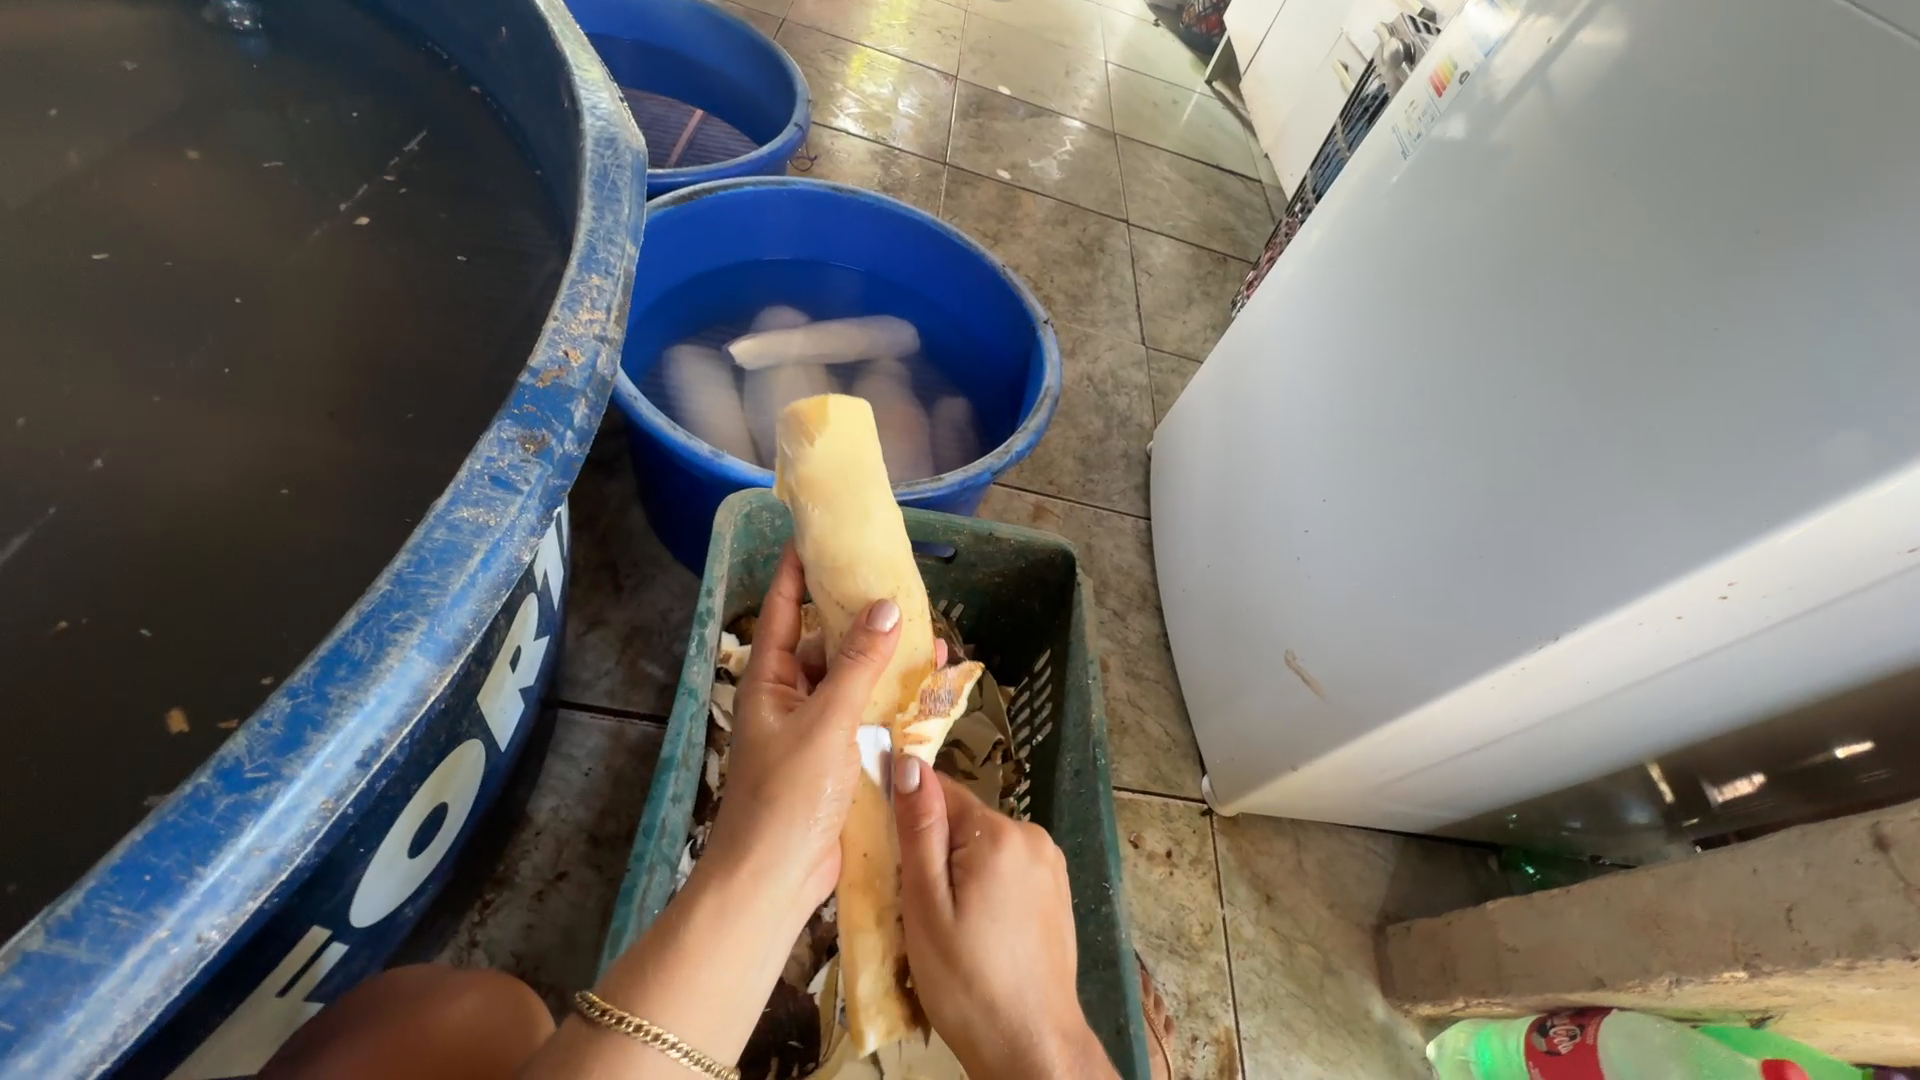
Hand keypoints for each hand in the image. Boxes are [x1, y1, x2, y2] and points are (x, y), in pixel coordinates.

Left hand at [703, 546, 902, 918]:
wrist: (776, 879)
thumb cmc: (787, 795)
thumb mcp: (824, 722)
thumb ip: (858, 664)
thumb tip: (887, 606)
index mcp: (771, 678)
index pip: (785, 608)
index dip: (800, 570)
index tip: (821, 534)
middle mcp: (792, 694)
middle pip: (828, 640)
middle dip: (862, 615)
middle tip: (899, 584)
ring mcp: (818, 725)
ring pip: (856, 677)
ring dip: (887, 659)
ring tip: (928, 634)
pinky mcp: (841, 754)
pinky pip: (870, 713)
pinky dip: (896, 699)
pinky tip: (929, 686)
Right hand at [892, 759, 1117, 1079]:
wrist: (1031, 1046)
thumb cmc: (967, 981)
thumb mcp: (926, 904)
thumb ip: (919, 828)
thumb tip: (910, 762)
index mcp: (999, 833)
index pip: (942, 792)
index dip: (911, 818)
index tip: (894, 858)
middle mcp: (1031, 834)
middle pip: (964, 822)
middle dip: (936, 852)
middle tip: (919, 907)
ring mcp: (1050, 862)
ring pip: (984, 846)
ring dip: (961, 870)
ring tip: (949, 925)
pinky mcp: (1057, 889)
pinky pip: (1008, 868)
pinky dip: (987, 887)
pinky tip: (979, 930)